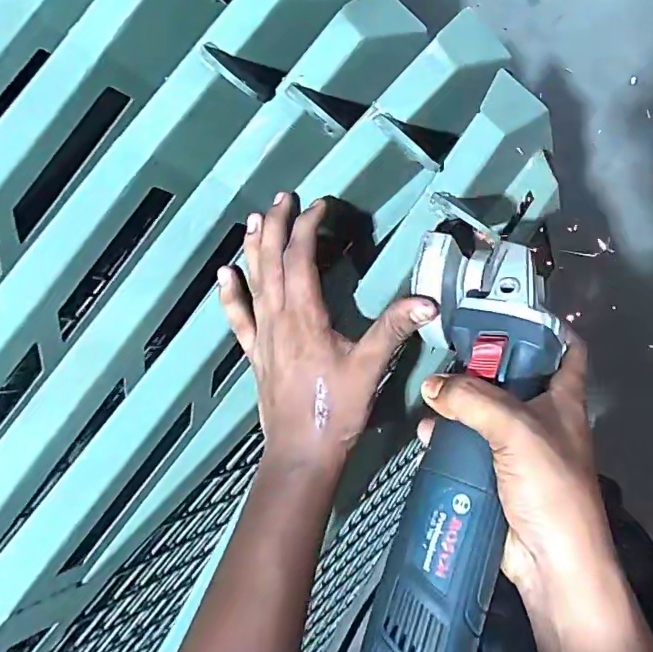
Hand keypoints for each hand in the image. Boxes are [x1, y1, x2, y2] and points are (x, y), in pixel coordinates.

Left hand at [219, 192, 436, 470]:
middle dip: (276, 226)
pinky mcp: (255, 354)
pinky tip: (224, 275)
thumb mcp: (370, 368)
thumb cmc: (335, 410)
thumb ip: (394, 330)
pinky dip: (231, 293)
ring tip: (254, 219)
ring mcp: (261, 336)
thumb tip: (427, 301)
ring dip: (253, 248)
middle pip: (271, 262)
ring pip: (253, 282)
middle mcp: (277, 319)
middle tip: (283, 197)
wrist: (300, 454)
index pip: (300, 259)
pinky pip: (238, 316)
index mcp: (304, 317)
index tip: (321, 206)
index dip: (308, 227)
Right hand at [418, 336, 613, 604]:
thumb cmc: (550, 484)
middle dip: (487, 363)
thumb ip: (473, 400)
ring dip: (462, 402)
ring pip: (488, 411)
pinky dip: (451, 437)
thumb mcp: (514, 429)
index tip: (516, 311)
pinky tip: (428, 432)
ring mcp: (521, 446)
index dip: (550, 327)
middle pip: (517, 376)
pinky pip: (472, 445)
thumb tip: (432, 385)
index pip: (568, 349)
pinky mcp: (499, 473)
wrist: (552, 561)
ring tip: (432, 390)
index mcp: (564, 397)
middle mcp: (545, 416)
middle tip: (453, 348)